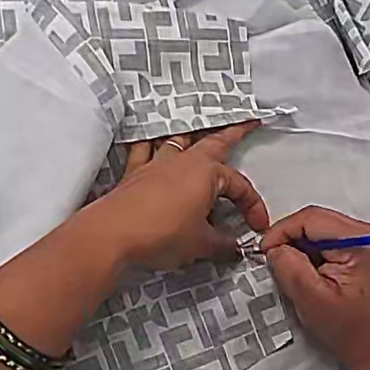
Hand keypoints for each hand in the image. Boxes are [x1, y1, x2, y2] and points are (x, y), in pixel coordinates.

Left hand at [77, 122, 270, 271]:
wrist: (114, 235)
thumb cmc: (162, 234)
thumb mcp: (201, 244)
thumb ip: (221, 244)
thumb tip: (232, 247)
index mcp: (207, 174)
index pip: (239, 187)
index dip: (251, 206)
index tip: (255, 225)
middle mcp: (183, 162)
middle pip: (213, 143)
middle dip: (232, 133)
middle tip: (246, 122)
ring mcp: (156, 165)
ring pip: (178, 140)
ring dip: (191, 136)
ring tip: (199, 130)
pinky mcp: (134, 174)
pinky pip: (143, 150)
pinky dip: (148, 144)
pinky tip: (148, 141)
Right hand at [262, 205, 369, 364]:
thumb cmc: (350, 328)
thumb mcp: (311, 297)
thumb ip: (289, 265)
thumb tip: (274, 247)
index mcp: (360, 241)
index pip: (311, 218)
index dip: (281, 232)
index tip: (265, 250)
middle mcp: (365, 235)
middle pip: (313, 220)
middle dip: (289, 240)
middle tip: (274, 262)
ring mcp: (361, 241)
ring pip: (315, 230)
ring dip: (298, 248)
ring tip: (293, 274)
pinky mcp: (355, 250)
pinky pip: (322, 241)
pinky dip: (307, 254)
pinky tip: (307, 275)